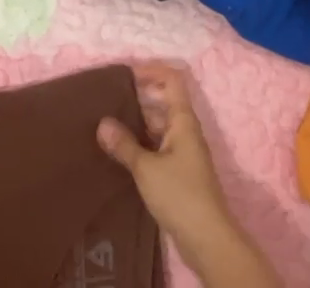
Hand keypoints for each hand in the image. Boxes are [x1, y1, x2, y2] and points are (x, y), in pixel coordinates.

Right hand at [96, 63, 232, 247]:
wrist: (207, 238)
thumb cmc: (180, 194)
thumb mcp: (147, 168)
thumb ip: (124, 145)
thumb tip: (102, 123)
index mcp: (183, 121)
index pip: (172, 80)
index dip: (152, 71)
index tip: (126, 73)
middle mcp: (185, 132)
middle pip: (162, 103)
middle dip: (137, 99)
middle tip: (107, 100)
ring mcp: (183, 153)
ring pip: (158, 128)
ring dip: (136, 124)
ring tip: (106, 125)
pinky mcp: (178, 174)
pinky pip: (157, 148)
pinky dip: (140, 145)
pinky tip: (119, 153)